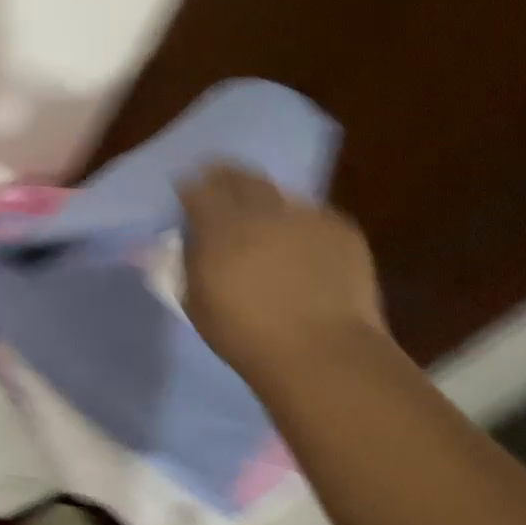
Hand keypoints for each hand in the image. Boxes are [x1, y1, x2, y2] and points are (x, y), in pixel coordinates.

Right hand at [178, 164, 387, 382]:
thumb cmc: (240, 332)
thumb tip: (184, 240)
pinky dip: (294, 218)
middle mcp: (264, 213)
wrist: (318, 349)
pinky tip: (291, 236)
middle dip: (225, 175)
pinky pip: (310, 213)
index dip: (189, 186)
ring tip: (254, 206)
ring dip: (261, 195)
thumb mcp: (194, 299)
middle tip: (216, 177)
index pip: (199, 191)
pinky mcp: (341, 229)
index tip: (183, 187)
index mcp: (221, 230)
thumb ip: (187, 262)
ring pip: (278, 192)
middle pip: (241, 179)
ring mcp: (307, 218)